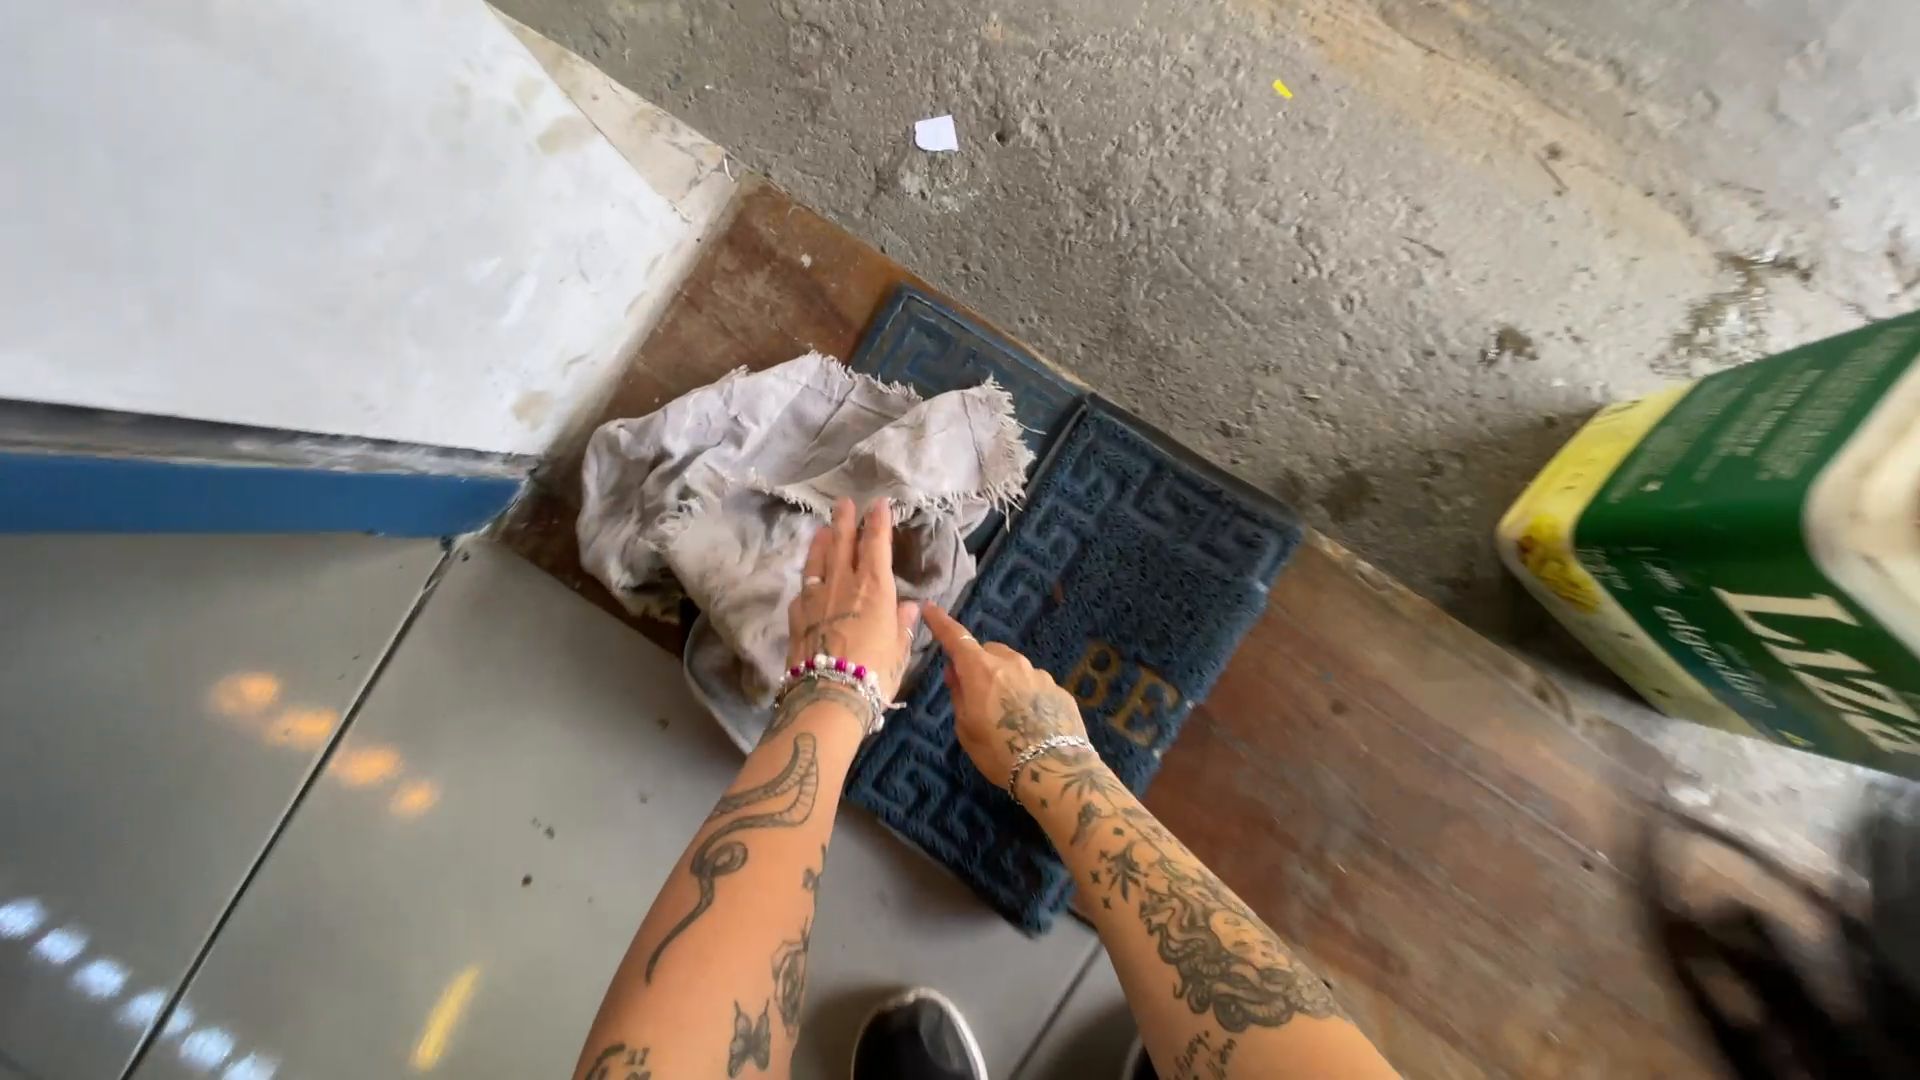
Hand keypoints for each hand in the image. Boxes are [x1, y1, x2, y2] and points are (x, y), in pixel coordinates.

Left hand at [786, 496, 919, 700]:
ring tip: (825, 529)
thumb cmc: (875, 673)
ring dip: (823, 541)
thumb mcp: (899, 649)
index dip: (878, 521)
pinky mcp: (796, 614)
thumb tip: (908, 606)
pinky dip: (810, 577)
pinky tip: (811, 580)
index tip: (879, 503)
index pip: (876, 544)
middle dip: (845, 520)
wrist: (828, 695)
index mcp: (874, 587)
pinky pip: (805, 587)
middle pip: (843, 542)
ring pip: (818, 559)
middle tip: (844, 502)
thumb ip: (902, 624)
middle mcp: (843, 583)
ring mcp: (815, 596)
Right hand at [923, 604, 1088, 788]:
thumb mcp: (966, 728)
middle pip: (988, 651)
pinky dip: (1027, 696)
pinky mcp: (1059, 690)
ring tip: (1008, 716)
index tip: (930, 608)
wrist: (1054, 770)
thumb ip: (959, 695)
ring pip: (1014, 667)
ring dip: (1005, 681)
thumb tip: (956, 672)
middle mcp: (1012, 663)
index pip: (956, 637)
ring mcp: (1039, 675)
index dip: (941, 622)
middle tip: (975, 693)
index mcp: (982, 670)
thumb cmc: (999, 752)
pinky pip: (1035, 685)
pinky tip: (1031, 724)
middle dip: (979, 664)